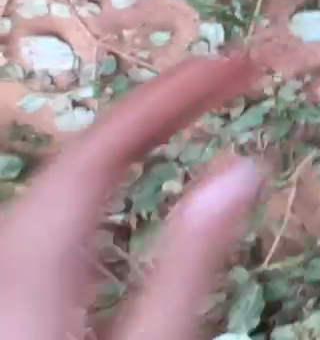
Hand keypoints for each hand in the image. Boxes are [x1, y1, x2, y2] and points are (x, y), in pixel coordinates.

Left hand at [0, 57, 260, 339]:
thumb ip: (190, 264)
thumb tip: (245, 163)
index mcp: (33, 284)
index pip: (92, 165)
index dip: (161, 102)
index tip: (238, 64)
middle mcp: (2, 276)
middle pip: (67, 170)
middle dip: (150, 108)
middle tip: (231, 72)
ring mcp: (3, 290)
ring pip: (50, 194)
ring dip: (127, 136)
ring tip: (194, 103)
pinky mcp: (14, 305)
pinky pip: (49, 223)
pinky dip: (103, 177)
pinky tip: (136, 174)